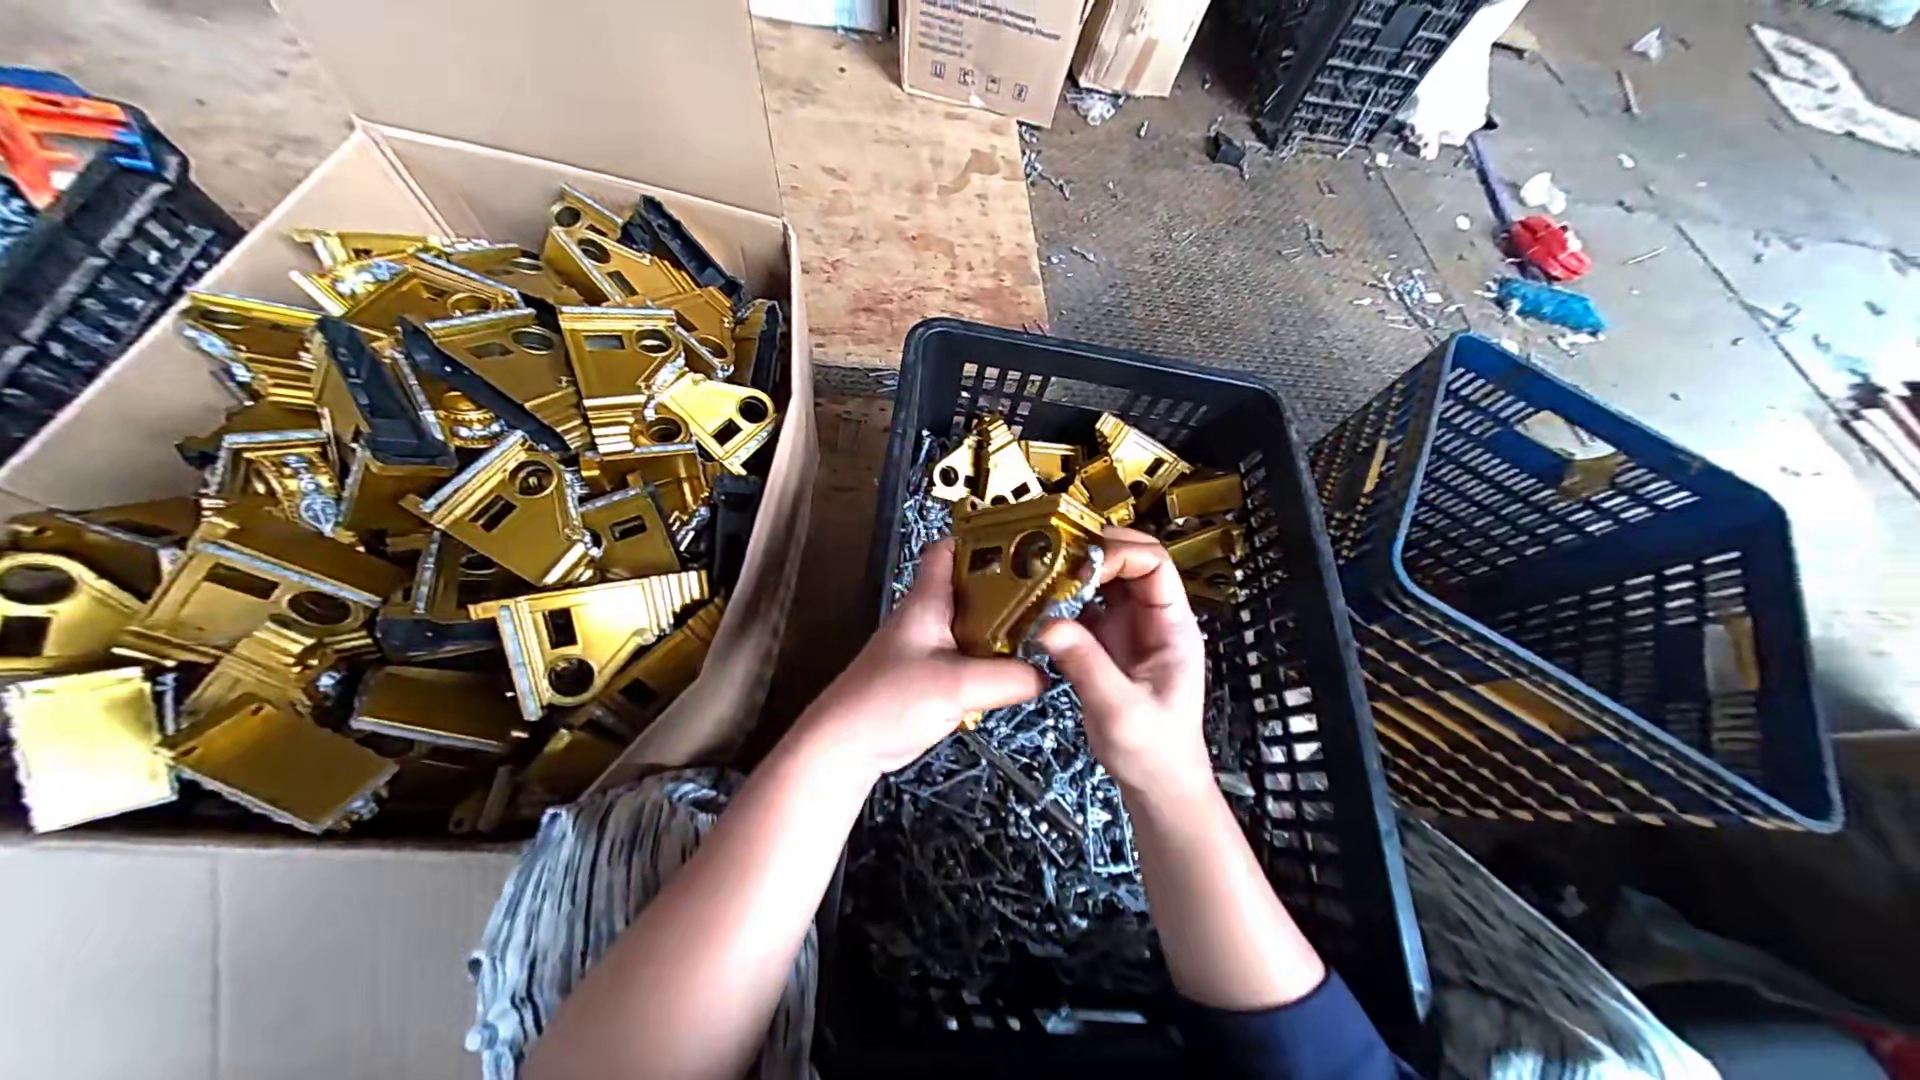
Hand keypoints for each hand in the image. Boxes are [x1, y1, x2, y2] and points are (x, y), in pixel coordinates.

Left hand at [798, 538, 1046, 776]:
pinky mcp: (932, 676)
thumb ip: (1007, 678)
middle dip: (1009, 588)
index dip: (983, 540)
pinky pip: (971, 657)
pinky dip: (992, 660)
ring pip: (975, 625)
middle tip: (1049, 597)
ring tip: (1043, 634)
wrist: (846, 746)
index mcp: (927, 601)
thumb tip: (1045, 674)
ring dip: (1004, 628)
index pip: (949, 550)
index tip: (1025, 546)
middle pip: (973, 588)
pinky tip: (1015, 672)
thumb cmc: (889, 701)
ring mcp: (930, 647)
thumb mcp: (955, 685)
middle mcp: (929, 617)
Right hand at [1038, 527, 1211, 806]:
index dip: (1118, 554)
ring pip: (1102, 581)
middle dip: (1090, 552)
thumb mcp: (1121, 712)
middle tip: (1049, 555)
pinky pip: (1081, 607)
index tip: (1078, 565)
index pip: (1153, 563)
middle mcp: (1149, 618)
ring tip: (1037, 573)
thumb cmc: (1153, 752)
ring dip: (1071, 573)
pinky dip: (1060, 600)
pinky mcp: (1103, 643)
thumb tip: (1048, 624)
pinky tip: (1036, 604)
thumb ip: (1087, 667)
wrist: (1155, 783)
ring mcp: (1125, 628)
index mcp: (1172, 625)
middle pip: (1126, 561)